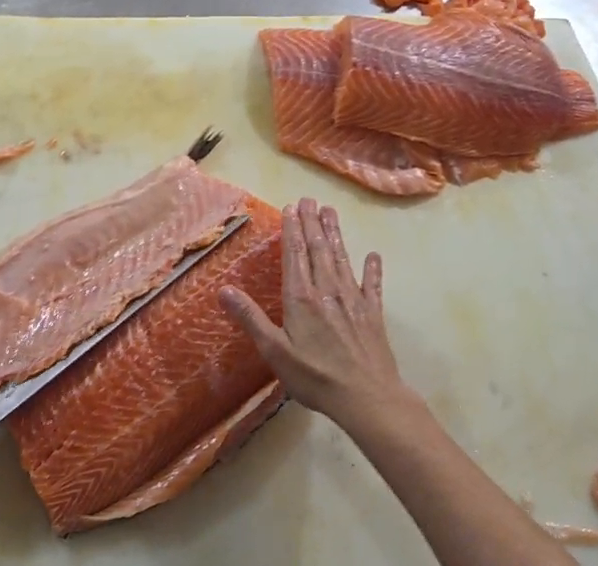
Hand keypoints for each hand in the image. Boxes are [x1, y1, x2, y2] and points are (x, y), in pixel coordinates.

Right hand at [221, 199, 408, 423]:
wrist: (368, 398)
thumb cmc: (316, 377)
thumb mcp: (275, 351)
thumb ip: (251, 318)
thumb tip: (223, 289)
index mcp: (301, 297)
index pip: (294, 255)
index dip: (291, 230)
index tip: (290, 208)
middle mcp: (327, 290)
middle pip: (318, 250)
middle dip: (312, 224)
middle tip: (309, 200)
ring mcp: (353, 300)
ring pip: (342, 259)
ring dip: (336, 235)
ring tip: (331, 212)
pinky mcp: (373, 314)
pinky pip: (372, 286)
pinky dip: (372, 270)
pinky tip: (373, 256)